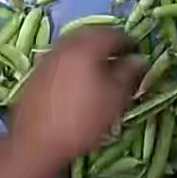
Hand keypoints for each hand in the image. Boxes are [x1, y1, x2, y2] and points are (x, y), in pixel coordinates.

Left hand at [8, 28, 144, 163]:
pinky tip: (82, 82)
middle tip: (122, 59)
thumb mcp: (114, 97)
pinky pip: (63, 60)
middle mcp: (64, 45)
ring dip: (91, 54)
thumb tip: (139, 59)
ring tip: (104, 71)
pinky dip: (76, 65)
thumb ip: (129, 73)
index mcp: (86, 46)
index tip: (140, 55)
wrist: (36, 143)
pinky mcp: (37, 74)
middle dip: (108, 45)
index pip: (113, 34)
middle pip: (91, 36)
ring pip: (75, 48)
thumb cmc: (82, 119)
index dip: (130, 43)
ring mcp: (48, 59)